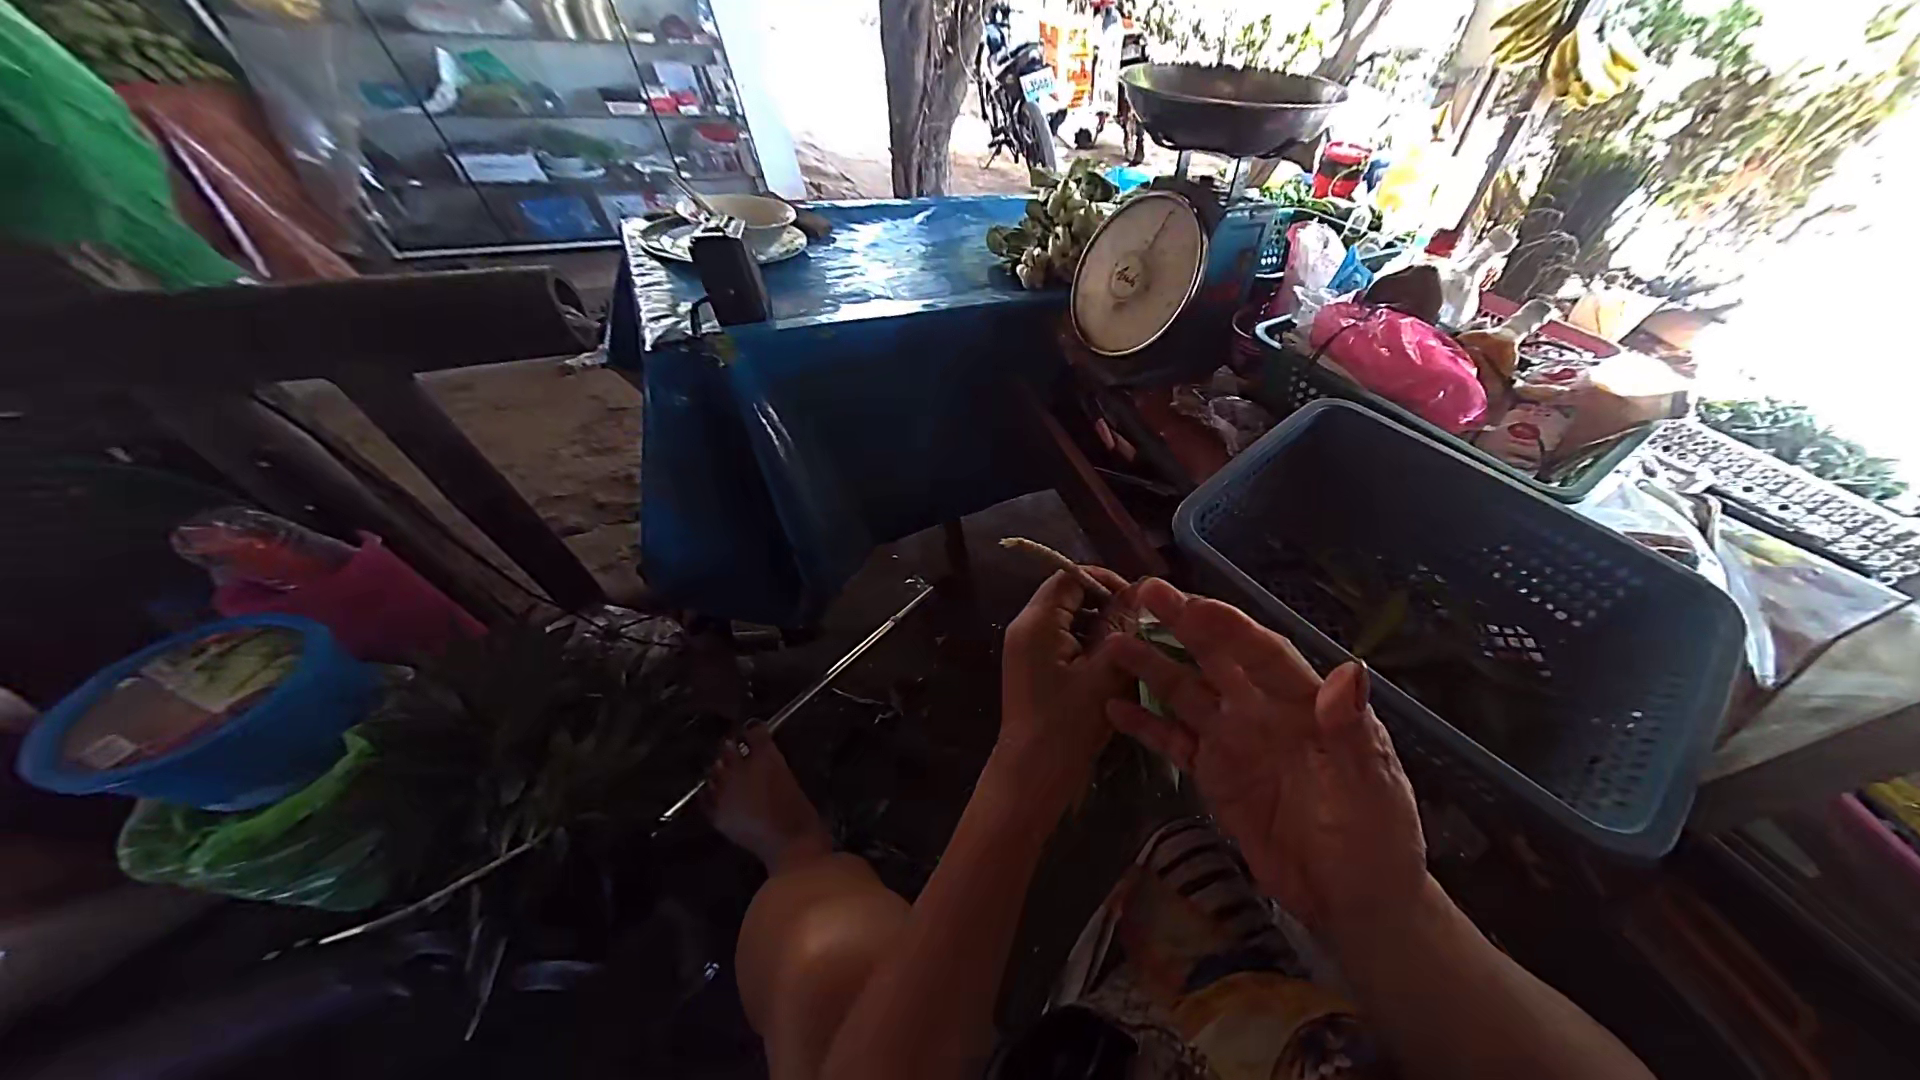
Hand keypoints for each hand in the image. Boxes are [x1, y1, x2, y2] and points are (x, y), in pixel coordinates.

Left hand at [997, 566, 1136, 808]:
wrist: (1033, 773)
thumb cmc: (1068, 723)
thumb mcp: (1104, 674)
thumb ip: (1120, 629)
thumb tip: (1139, 594)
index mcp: (1036, 622)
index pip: (1068, 577)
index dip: (1104, 580)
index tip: (1137, 599)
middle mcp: (1025, 628)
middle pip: (1066, 596)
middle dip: (1104, 604)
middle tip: (1140, 623)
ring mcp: (1025, 648)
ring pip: (1066, 619)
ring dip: (1098, 625)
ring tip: (1132, 643)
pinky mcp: (1032, 667)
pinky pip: (1061, 640)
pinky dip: (1086, 644)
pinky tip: (1114, 663)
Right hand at [1101, 579, 1426, 935]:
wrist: (1351, 900)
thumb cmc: (1376, 839)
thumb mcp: (1373, 788)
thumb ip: (1352, 733)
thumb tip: (1348, 674)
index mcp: (1303, 704)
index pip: (1263, 654)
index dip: (1229, 628)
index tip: (1194, 606)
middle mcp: (1261, 710)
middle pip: (1216, 658)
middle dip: (1182, 624)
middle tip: (1147, 592)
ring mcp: (1231, 740)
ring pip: (1184, 692)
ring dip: (1151, 666)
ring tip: (1115, 644)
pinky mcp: (1210, 772)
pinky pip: (1171, 741)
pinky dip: (1143, 725)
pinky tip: (1113, 709)